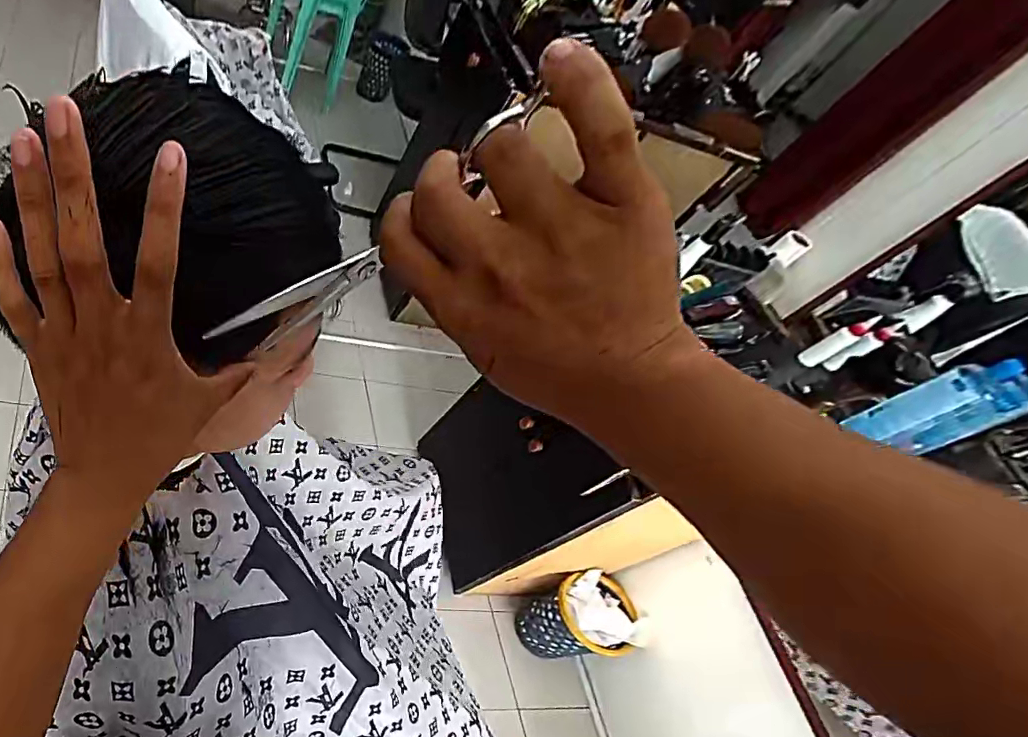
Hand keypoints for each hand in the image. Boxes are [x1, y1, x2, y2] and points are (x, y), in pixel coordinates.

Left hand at [0, 99, 253, 508]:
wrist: (104, 474)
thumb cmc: (158, 439)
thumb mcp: (207, 405)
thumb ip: (241, 374)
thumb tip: (278, 352)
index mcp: (148, 336)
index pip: (160, 262)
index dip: (166, 207)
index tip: (169, 155)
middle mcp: (103, 325)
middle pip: (85, 241)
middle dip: (74, 173)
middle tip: (63, 112)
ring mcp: (65, 333)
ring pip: (44, 258)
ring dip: (32, 198)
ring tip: (21, 140)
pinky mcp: (39, 347)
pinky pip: (16, 301)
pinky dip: (0, 263)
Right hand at [380, 38, 707, 429]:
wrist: (628, 383)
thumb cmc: (557, 373)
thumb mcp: (480, 353)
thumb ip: (450, 300)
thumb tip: (438, 251)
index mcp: (463, 304)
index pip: (399, 239)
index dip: (399, 214)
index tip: (415, 209)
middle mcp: (499, 264)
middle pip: (436, 188)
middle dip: (441, 172)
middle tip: (460, 173)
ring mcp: (557, 228)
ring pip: (501, 147)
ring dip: (500, 148)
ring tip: (517, 161)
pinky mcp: (615, 202)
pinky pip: (595, 122)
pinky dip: (578, 80)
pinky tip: (559, 63)